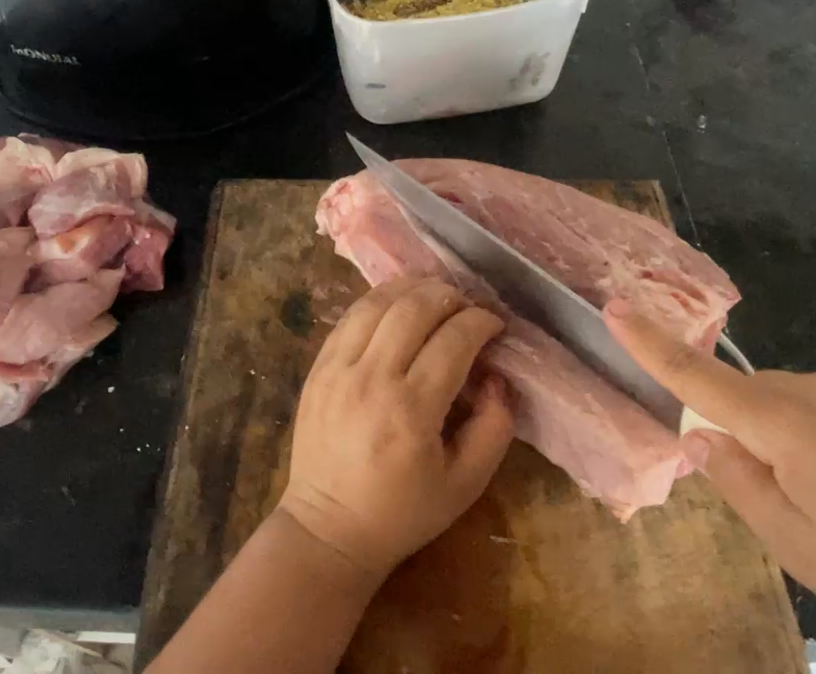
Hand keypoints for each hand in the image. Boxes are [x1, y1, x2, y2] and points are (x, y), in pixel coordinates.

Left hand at [277, 277, 514, 580]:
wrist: (329, 527)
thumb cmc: (403, 511)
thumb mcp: (467, 483)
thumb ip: (495, 427)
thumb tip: (497, 375)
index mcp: (411, 411)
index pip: (453, 340)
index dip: (482, 322)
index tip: (496, 324)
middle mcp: (371, 379)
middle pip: (414, 308)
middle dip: (450, 296)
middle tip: (469, 306)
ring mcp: (338, 369)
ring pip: (377, 302)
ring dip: (412, 289)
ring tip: (436, 296)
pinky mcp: (318, 367)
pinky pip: (350, 316)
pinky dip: (379, 302)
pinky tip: (399, 306)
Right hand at [604, 299, 815, 657]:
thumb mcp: (806, 551)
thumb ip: (741, 488)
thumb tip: (701, 439)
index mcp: (785, 426)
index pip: (696, 377)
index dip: (649, 343)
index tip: (613, 305)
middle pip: (756, 397)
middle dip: (751, 433)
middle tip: (790, 501)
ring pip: (810, 405)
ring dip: (808, 441)